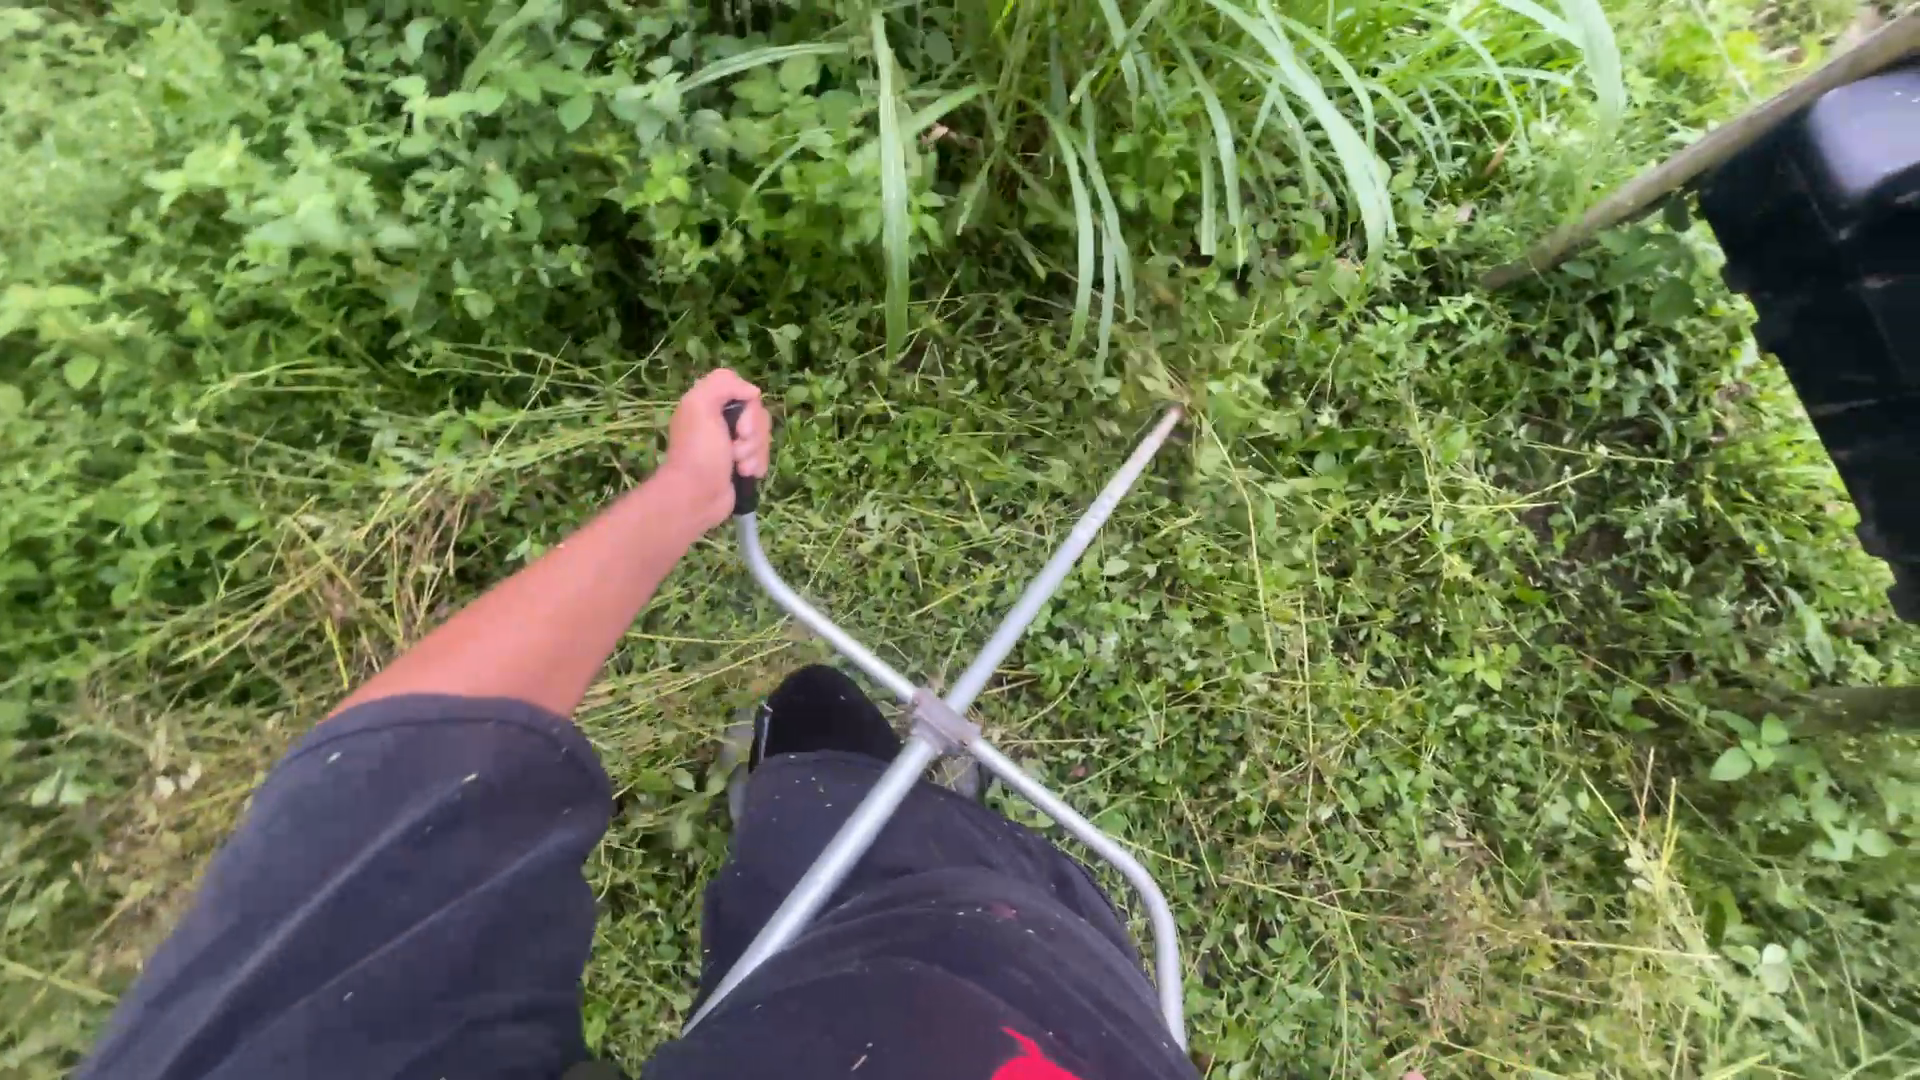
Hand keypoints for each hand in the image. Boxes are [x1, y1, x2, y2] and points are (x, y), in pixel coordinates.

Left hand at [658, 368, 771, 532]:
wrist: (698, 495)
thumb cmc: (699, 451)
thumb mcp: (700, 405)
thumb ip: (723, 384)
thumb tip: (753, 392)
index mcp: (710, 403)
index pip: (746, 394)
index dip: (749, 410)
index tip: (739, 428)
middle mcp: (722, 421)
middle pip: (759, 416)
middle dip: (753, 436)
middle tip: (735, 450)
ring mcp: (734, 443)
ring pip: (764, 437)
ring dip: (754, 453)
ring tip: (739, 467)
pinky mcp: (743, 462)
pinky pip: (763, 455)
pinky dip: (757, 465)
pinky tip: (744, 474)